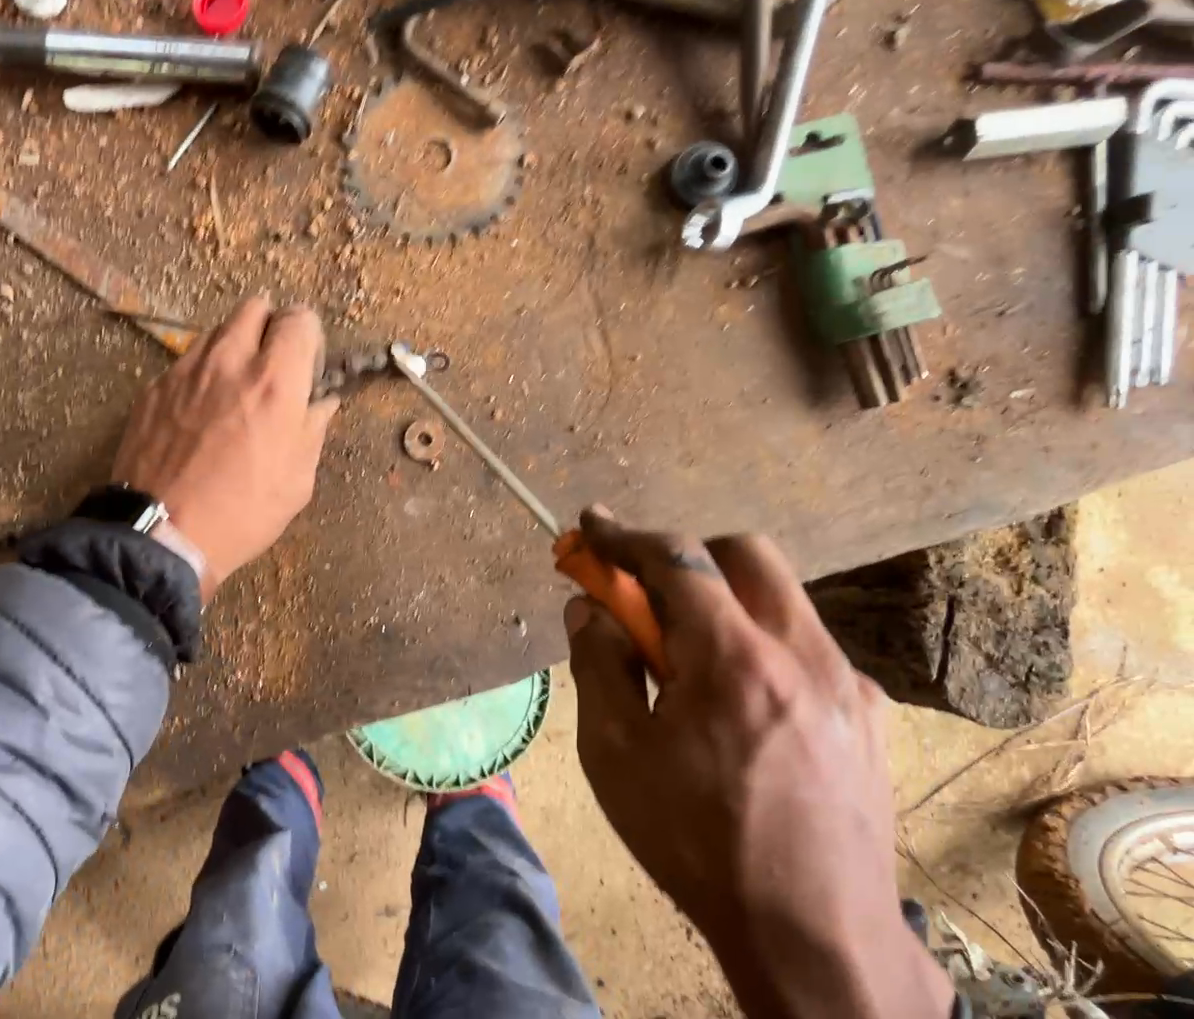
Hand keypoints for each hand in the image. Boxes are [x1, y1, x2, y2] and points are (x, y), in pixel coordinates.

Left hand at [111, 297, 339, 603]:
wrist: (160, 534)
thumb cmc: (241, 514)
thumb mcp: (296, 481)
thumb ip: (312, 430)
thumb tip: (321, 402)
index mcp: (274, 381)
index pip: (299, 319)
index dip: (308, 335)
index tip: (306, 363)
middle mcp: (229, 362)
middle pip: (254, 307)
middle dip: (270, 325)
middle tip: (272, 362)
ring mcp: (185, 371)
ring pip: (216, 330)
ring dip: (233, 345)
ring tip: (234, 386)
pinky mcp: (153, 388)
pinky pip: (185, 362)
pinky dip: (200, 373)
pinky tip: (199, 410)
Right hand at [565, 507, 952, 1018]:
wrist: (814, 932)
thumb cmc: (694, 840)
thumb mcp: (614, 753)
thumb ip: (598, 664)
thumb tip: (589, 608)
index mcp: (734, 660)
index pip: (677, 559)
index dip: (623, 536)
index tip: (589, 526)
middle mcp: (803, 654)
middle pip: (746, 553)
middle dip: (685, 554)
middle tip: (643, 593)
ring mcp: (847, 683)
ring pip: (782, 599)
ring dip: (724, 602)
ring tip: (688, 663)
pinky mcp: (870, 716)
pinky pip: (807, 649)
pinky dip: (761, 646)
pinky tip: (740, 707)